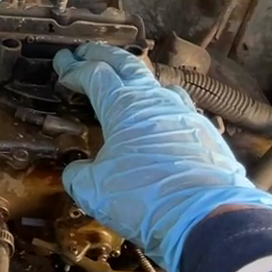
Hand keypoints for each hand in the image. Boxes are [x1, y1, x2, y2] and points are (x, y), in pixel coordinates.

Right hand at [53, 43, 271, 271]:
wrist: (210, 219)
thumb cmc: (143, 198)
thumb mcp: (92, 190)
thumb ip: (78, 173)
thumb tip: (77, 168)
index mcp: (123, 106)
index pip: (94, 74)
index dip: (74, 68)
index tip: (61, 65)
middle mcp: (155, 101)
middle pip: (127, 64)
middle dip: (102, 54)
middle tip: (85, 52)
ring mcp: (185, 114)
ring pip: (157, 82)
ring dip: (135, 78)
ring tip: (124, 82)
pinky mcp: (206, 133)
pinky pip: (177, 108)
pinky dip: (159, 105)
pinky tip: (157, 118)